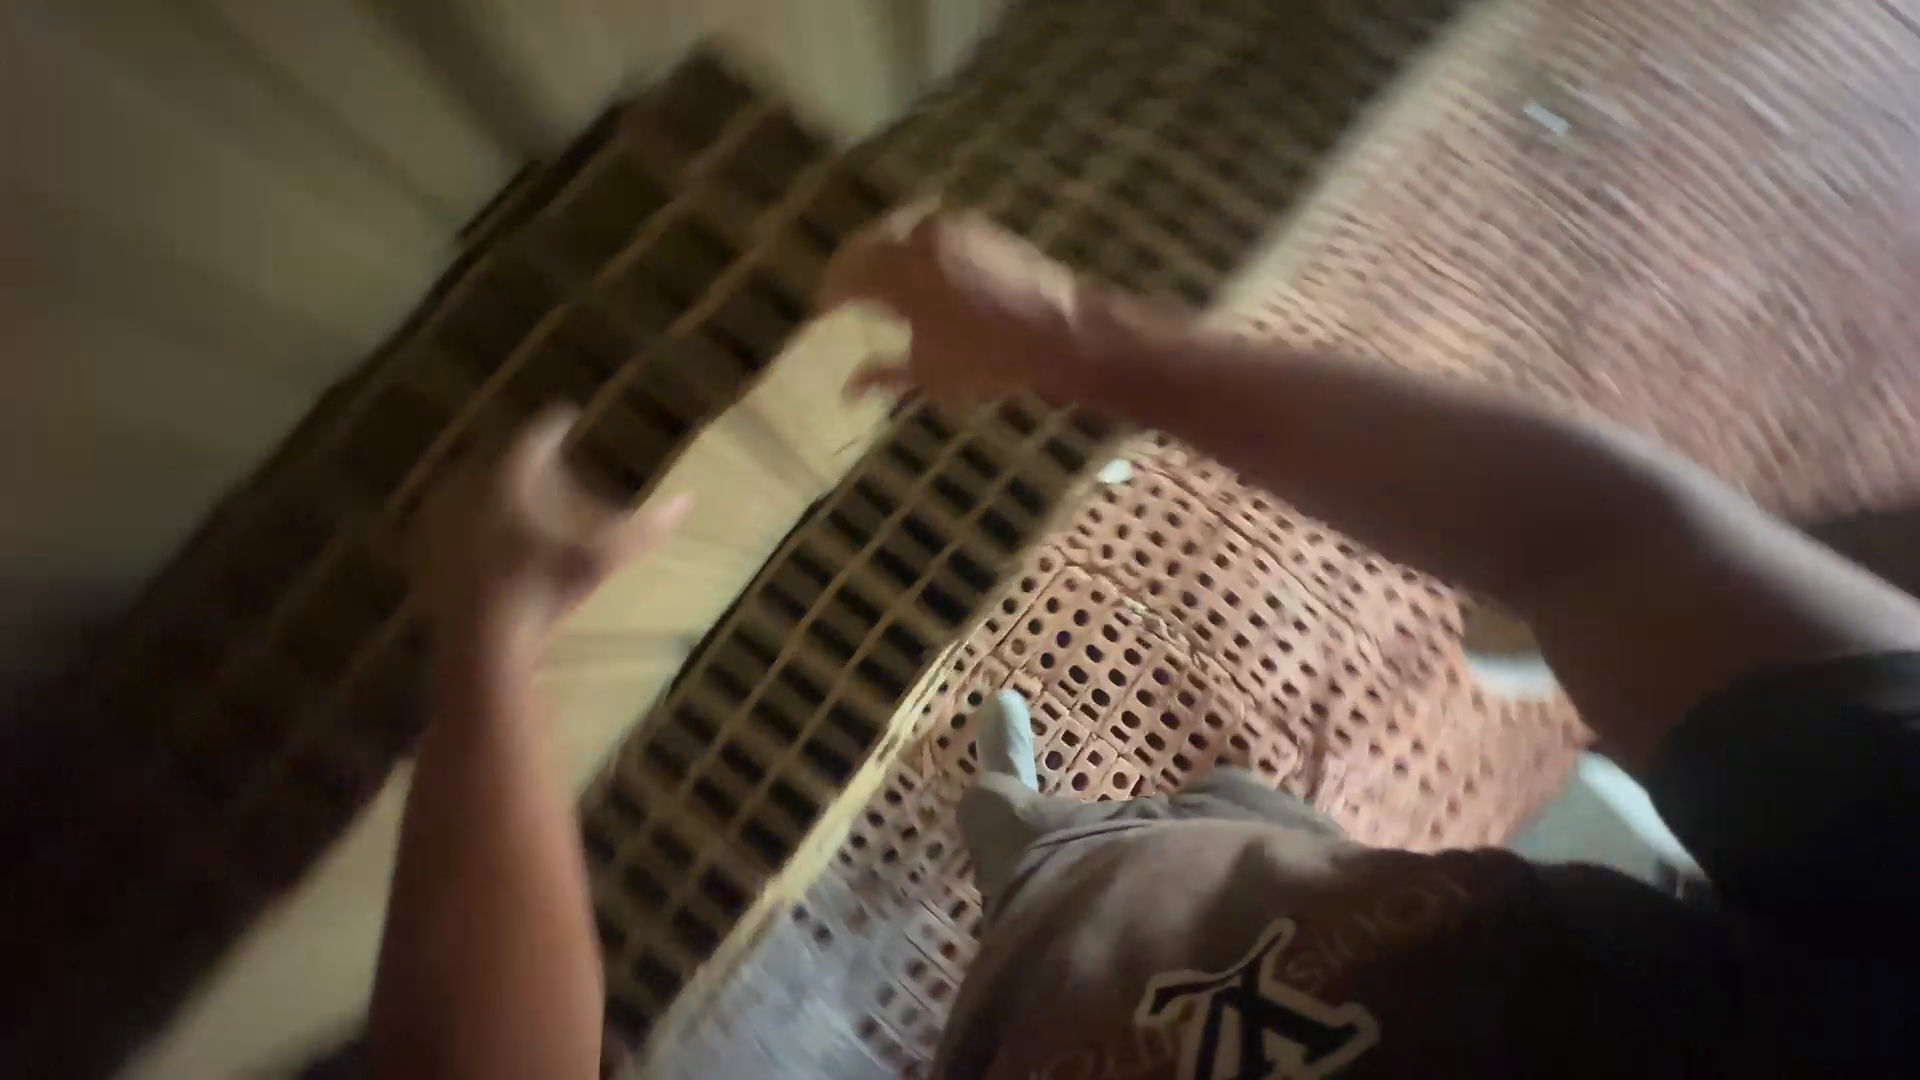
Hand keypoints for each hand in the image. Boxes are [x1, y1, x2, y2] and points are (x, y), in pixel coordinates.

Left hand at [414, 407, 689, 655]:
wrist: (484, 640)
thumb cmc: (546, 587)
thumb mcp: (605, 557)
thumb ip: (647, 528)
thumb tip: (688, 500)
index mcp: (510, 481)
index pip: (533, 439)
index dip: (552, 426)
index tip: (564, 414)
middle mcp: (471, 491)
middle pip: (501, 462)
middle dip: (527, 462)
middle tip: (549, 463)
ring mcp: (445, 524)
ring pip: (476, 493)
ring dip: (501, 493)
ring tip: (524, 501)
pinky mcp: (432, 557)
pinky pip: (458, 526)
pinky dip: (482, 526)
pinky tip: (499, 544)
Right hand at [820, 206, 1096, 403]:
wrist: (1060, 332)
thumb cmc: (990, 359)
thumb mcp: (931, 375)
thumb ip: (884, 375)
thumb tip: (847, 390)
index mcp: (901, 272)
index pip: (846, 275)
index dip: (829, 296)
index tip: (821, 314)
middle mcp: (920, 238)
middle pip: (867, 245)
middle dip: (851, 270)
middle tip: (842, 296)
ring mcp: (951, 227)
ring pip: (897, 232)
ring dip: (880, 255)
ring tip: (876, 284)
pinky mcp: (977, 227)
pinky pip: (928, 232)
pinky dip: (911, 249)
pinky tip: (917, 275)